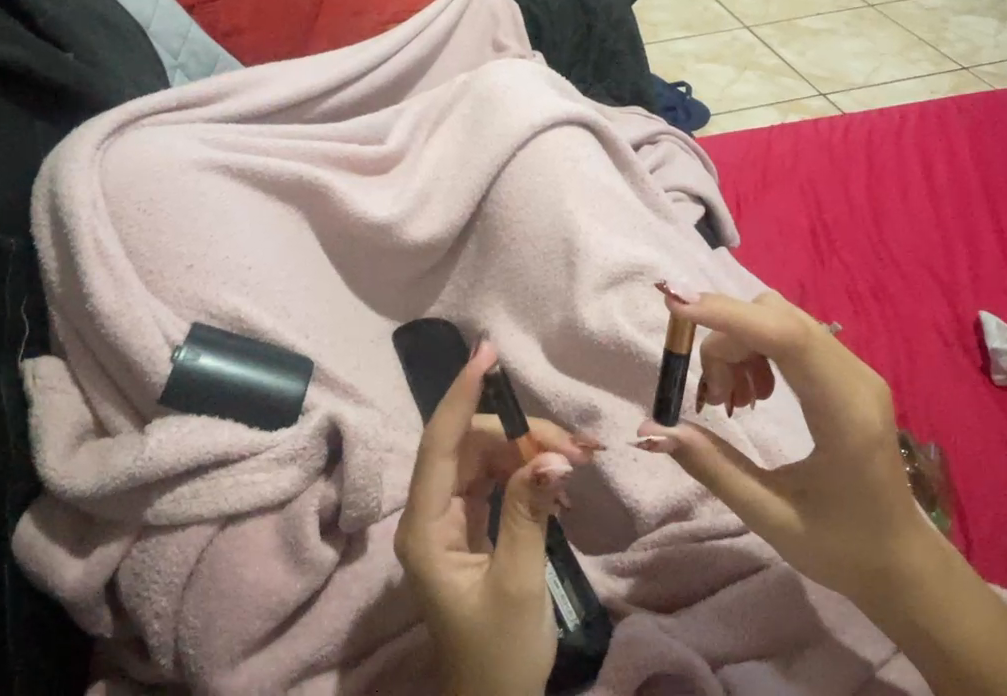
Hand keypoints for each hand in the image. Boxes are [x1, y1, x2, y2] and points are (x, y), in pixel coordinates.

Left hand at [395, 342, 599, 695]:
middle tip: (578, 448)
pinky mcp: (472, 527)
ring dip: (532, 452)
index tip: (487, 353)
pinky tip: (563, 482)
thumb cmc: (499, 653)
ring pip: (488, 459)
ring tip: (581, 460)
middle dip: (523, 435)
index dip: (463, 393)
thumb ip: (530, 512)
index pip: (440, 443)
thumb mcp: (519, 584)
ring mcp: (451, 519)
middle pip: (472, 446)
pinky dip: (530, 474)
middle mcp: (431, 513)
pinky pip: (498, 481)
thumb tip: (552, 454)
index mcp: (426, 526)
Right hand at [634, 291, 928, 606]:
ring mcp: (855, 371)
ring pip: (778, 319)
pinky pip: (790, 334)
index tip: (675, 306)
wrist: (899, 559)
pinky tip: (752, 395)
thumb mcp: (769, 516)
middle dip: (724, 339)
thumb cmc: (841, 546)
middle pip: (776, 318)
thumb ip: (711, 466)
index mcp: (844, 415)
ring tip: (731, 401)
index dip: (729, 315)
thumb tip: (652, 429)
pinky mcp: (847, 373)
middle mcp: (855, 378)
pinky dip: (755, 350)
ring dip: (738, 345)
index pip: (786, 337)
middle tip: (711, 398)